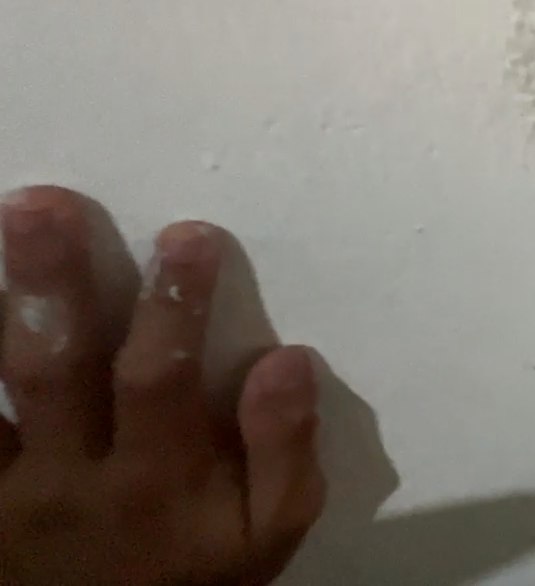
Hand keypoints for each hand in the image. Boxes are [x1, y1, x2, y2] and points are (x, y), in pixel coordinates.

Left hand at [0, 186, 325, 585]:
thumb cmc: (207, 572)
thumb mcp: (276, 523)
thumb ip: (286, 444)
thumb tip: (287, 359)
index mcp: (155, 471)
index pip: (157, 371)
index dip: (174, 301)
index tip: (189, 234)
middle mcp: (65, 472)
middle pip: (51, 366)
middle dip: (51, 280)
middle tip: (41, 205)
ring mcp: (0, 489)